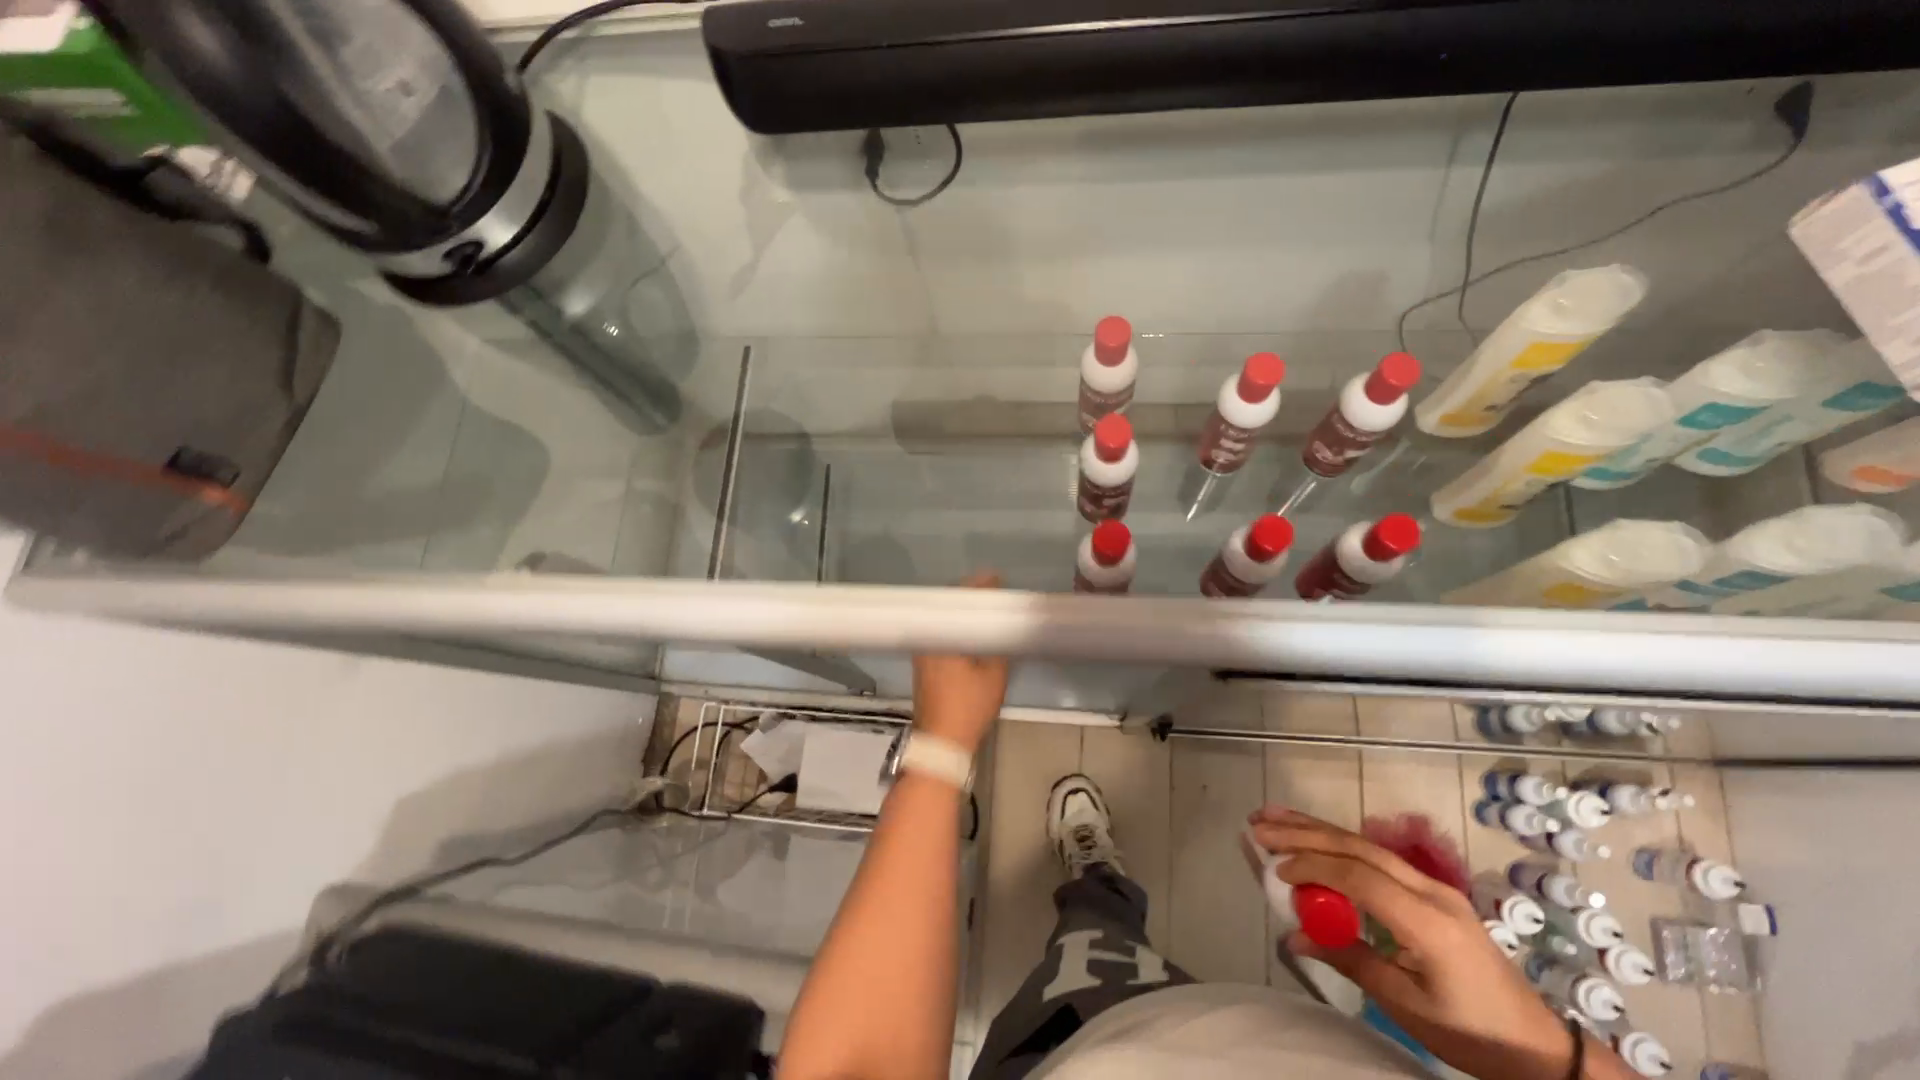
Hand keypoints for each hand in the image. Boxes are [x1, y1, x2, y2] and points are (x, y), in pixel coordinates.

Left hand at [909, 572, 1009, 756]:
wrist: (941, 741)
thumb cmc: (969, 705)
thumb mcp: (995, 673)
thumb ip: (999, 643)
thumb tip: (1005, 623)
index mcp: (943, 633)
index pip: (960, 596)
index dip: (980, 585)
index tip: (997, 579)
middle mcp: (927, 636)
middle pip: (947, 604)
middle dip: (969, 594)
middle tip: (993, 591)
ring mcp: (921, 649)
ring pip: (941, 617)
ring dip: (960, 609)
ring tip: (985, 607)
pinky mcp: (922, 662)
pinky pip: (938, 631)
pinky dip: (954, 625)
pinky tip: (970, 629)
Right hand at [1247, 808, 1611, 1079]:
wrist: (1535, 1043)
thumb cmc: (1470, 1031)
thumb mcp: (1406, 1004)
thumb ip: (1350, 960)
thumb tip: (1293, 935)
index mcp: (1427, 921)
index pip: (1361, 877)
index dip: (1314, 867)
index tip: (1275, 870)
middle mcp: (1431, 891)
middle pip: (1359, 849)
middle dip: (1305, 833)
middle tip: (1258, 824)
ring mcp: (1434, 887)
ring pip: (1367, 846)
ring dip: (1317, 830)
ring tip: (1273, 816)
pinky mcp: (1432, 892)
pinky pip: (1378, 859)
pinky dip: (1339, 845)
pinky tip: (1313, 838)